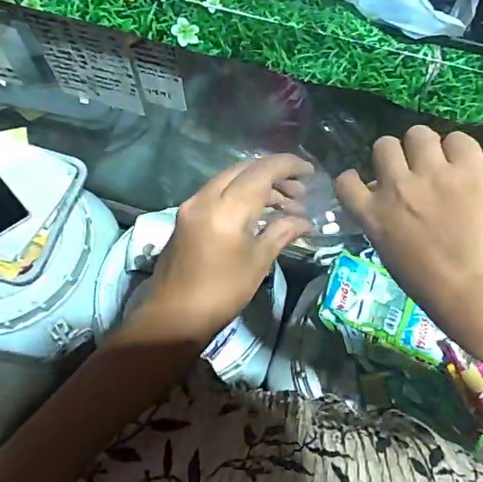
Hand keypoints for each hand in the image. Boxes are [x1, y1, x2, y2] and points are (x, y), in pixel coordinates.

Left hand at [118, 155, 312, 348]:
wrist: (173, 316)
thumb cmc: (222, 291)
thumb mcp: (258, 261)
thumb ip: (282, 231)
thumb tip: (304, 221)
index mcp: (226, 207)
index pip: (262, 171)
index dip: (288, 165)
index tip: (310, 170)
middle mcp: (206, 197)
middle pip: (245, 170)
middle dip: (275, 175)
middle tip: (300, 193)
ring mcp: (192, 205)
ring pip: (230, 180)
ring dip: (258, 186)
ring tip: (287, 206)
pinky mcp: (187, 216)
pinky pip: (218, 193)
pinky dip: (241, 195)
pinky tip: (260, 213)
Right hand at [334, 126, 482, 357]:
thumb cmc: (439, 293)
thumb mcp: (395, 258)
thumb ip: (387, 226)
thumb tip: (393, 211)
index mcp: (373, 215)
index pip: (346, 181)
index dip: (359, 178)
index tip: (372, 183)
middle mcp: (396, 186)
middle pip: (384, 146)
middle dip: (397, 155)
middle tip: (414, 170)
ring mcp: (433, 173)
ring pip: (419, 134)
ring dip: (427, 146)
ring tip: (442, 161)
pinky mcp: (470, 168)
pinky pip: (459, 139)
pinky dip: (461, 149)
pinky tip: (469, 165)